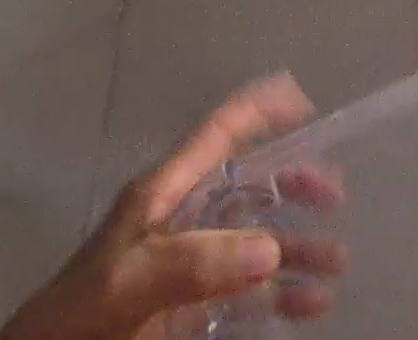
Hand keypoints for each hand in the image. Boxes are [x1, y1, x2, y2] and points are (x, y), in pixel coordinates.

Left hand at [0, 74, 346, 339]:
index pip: (219, 133)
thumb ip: (197, 260)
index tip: (305, 103)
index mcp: (167, 192)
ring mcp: (193, 263)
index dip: (260, 109)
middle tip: (335, 198)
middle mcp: (187, 218)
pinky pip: (252, 291)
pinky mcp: (196, 306)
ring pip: (260, 241)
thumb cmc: (80, 314)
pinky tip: (312, 304)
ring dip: (300, 247)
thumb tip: (272, 248)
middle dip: (296, 184)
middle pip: (252, 184)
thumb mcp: (131, 281)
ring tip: (337, 263)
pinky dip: (285, 295)